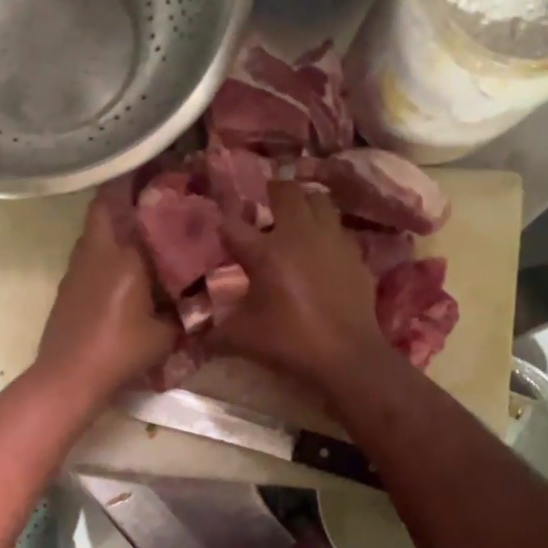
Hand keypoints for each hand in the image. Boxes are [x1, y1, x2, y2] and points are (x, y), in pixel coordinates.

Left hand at [34, 192, 175, 401]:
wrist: (68, 376)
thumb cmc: (120, 352)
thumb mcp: (166, 335)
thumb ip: (186, 311)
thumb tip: (203, 297)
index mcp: (125, 255)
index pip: (140, 208)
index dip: (155, 189)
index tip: (172, 176)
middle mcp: (97, 250)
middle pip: (105, 204)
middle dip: (124, 193)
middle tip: (150, 194)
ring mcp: (77, 266)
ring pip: (94, 229)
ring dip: (113, 222)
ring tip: (141, 226)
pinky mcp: (67, 284)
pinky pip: (89, 252)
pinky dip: (105, 248)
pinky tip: (123, 263)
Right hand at [214, 182, 386, 391]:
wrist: (347, 355)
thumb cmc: (290, 342)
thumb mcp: (242, 338)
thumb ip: (214, 331)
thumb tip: (193, 334)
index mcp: (266, 252)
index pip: (233, 225)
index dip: (222, 224)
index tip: (218, 230)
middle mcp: (299, 234)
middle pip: (285, 192)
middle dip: (270, 194)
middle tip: (262, 207)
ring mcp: (331, 239)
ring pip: (318, 200)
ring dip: (303, 203)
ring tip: (294, 217)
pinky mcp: (353, 252)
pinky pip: (337, 227)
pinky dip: (325, 229)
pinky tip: (319, 247)